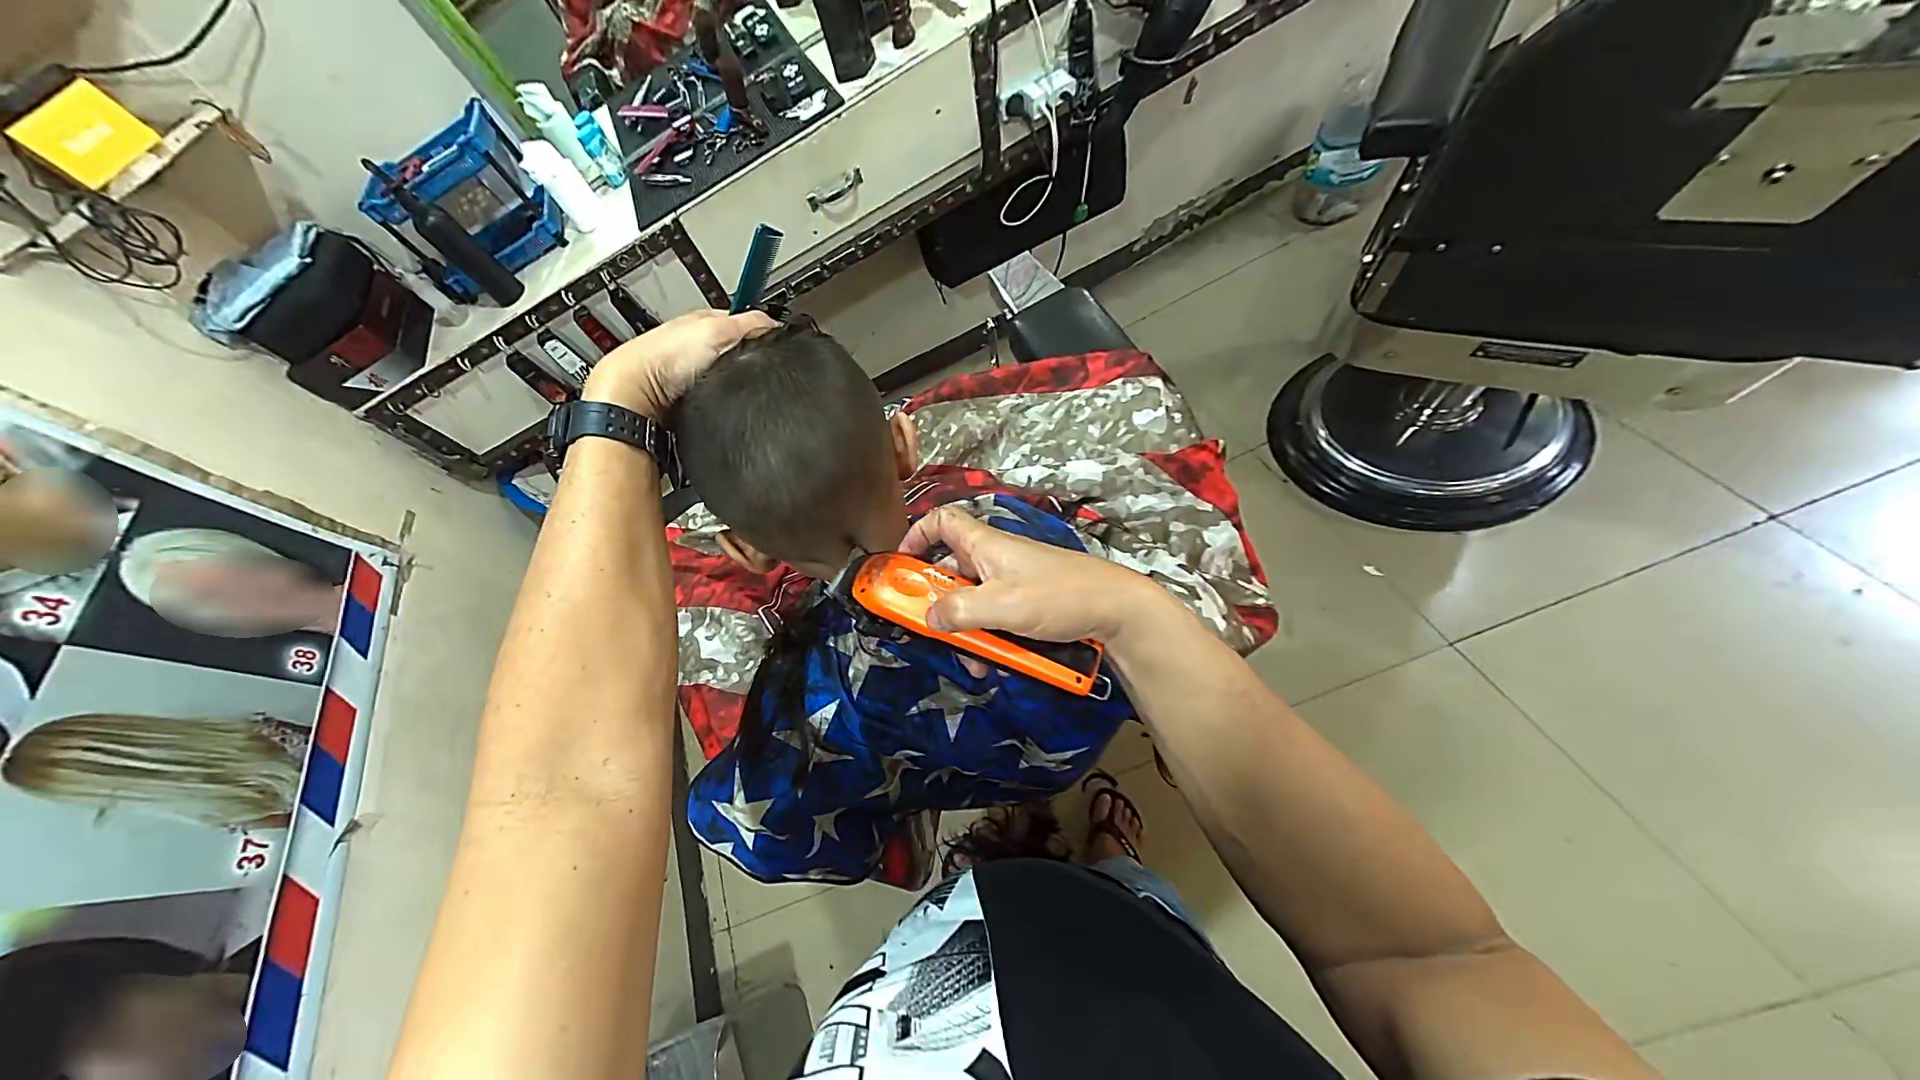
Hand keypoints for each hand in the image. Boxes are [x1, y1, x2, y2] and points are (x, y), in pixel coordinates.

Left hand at [582, 309, 775, 417]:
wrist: (638, 396)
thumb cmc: (665, 359)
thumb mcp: (718, 330)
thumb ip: (749, 324)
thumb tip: (774, 325)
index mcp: (701, 323)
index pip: (741, 323)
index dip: (760, 332)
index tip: (773, 342)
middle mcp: (694, 347)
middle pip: (735, 352)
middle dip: (748, 360)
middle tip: (756, 368)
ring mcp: (691, 374)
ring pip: (726, 377)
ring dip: (734, 383)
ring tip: (738, 387)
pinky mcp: (689, 400)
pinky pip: (715, 398)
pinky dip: (721, 400)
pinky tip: (722, 402)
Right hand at [899, 505, 1176, 645]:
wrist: (1117, 609)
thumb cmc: (1058, 596)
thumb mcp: (1001, 606)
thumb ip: (959, 611)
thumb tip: (927, 619)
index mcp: (985, 545)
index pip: (941, 522)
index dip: (916, 536)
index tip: (901, 566)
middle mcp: (995, 558)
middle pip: (951, 572)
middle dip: (939, 603)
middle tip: (933, 631)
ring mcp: (1012, 581)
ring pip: (973, 601)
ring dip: (967, 630)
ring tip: (975, 660)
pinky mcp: (1028, 603)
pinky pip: (996, 617)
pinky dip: (990, 636)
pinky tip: (996, 661)